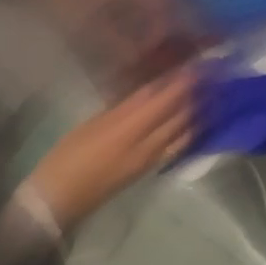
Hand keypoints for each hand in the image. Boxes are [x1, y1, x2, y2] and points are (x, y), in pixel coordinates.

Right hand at [28, 68, 196, 229]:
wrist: (62, 197)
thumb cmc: (68, 155)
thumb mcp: (94, 123)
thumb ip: (125, 107)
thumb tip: (151, 90)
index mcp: (130, 129)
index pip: (165, 102)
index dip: (182, 84)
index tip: (194, 68)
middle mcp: (149, 145)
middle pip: (181, 118)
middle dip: (194, 97)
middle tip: (203, 80)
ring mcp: (153, 160)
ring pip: (184, 134)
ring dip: (194, 114)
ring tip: (200, 98)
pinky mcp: (150, 169)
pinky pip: (177, 147)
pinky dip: (186, 131)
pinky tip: (188, 123)